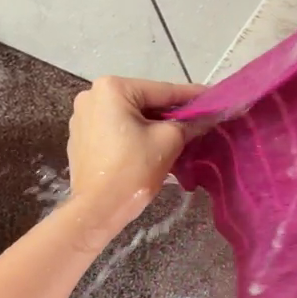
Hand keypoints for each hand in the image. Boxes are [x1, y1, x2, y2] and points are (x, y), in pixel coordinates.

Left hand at [64, 76, 205, 238]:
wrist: (97, 209)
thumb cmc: (132, 171)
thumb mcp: (168, 142)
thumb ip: (190, 124)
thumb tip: (209, 116)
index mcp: (112, 88)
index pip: (162, 91)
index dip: (192, 96)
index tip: (214, 98)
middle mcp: (93, 95)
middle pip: (144, 103)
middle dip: (171, 114)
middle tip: (200, 121)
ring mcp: (83, 117)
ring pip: (130, 117)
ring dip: (154, 126)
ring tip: (181, 136)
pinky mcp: (81, 138)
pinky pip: (116, 130)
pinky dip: (135, 136)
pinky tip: (153, 147)